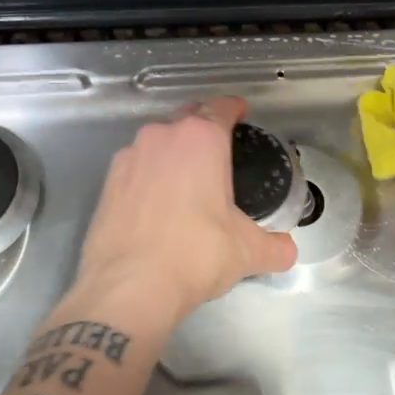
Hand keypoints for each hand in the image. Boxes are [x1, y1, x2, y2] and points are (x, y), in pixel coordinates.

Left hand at [77, 97, 298, 324]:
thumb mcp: (247, 252)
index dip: (235, 108)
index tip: (242, 114)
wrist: (129, 287)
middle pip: (189, 116)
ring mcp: (130, 155)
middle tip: (219, 150)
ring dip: (173, 150)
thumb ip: (274, 246)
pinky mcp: (107, 181)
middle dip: (204, 125)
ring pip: (158, 140)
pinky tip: (156, 201)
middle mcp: (164, 135)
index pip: (222, 107)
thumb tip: (287, 250)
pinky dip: (148, 174)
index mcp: (202, 138)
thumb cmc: (196, 254)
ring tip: (186, 178)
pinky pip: (135, 165)